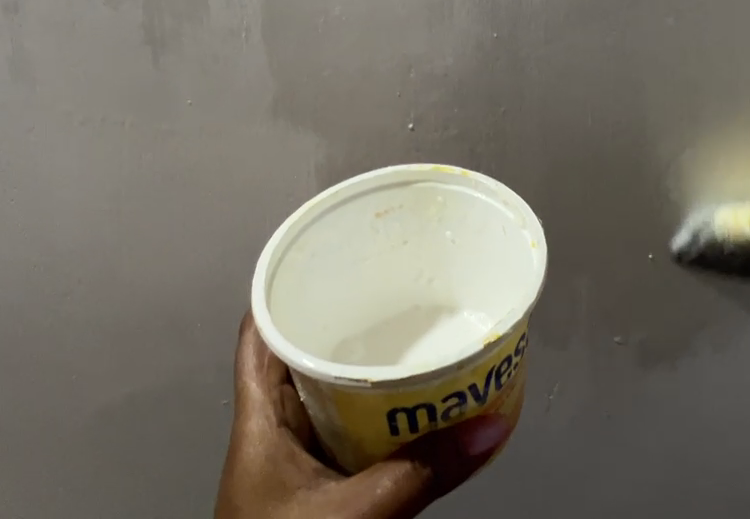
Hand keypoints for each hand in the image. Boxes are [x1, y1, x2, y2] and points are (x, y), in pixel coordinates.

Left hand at [215, 314, 510, 518]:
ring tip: (405, 334)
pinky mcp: (316, 486)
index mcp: (259, 418)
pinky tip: (408, 406)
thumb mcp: (352, 514)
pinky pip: (344, 431)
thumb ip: (421, 472)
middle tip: (386, 290)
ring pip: (322, 391)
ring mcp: (293, 458)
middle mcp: (271, 428)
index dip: (282, 287)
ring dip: (357, 367)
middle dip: (338, 319)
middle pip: (295, 353)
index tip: (325, 256)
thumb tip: (491, 423)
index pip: (257, 332)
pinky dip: (371, 412)